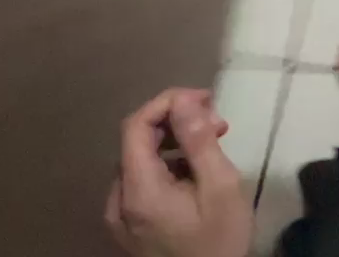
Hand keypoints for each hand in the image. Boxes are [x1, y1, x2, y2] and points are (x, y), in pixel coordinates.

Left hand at [106, 88, 252, 256]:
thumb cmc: (219, 238)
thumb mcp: (220, 186)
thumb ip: (199, 141)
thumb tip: (184, 100)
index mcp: (138, 191)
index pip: (135, 126)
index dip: (167, 101)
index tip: (206, 100)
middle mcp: (118, 201)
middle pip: (136, 140)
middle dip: (177, 119)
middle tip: (218, 123)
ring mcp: (120, 215)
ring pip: (140, 156)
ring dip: (175, 139)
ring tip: (213, 141)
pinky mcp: (130, 224)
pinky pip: (142, 177)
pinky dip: (168, 160)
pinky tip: (197, 167)